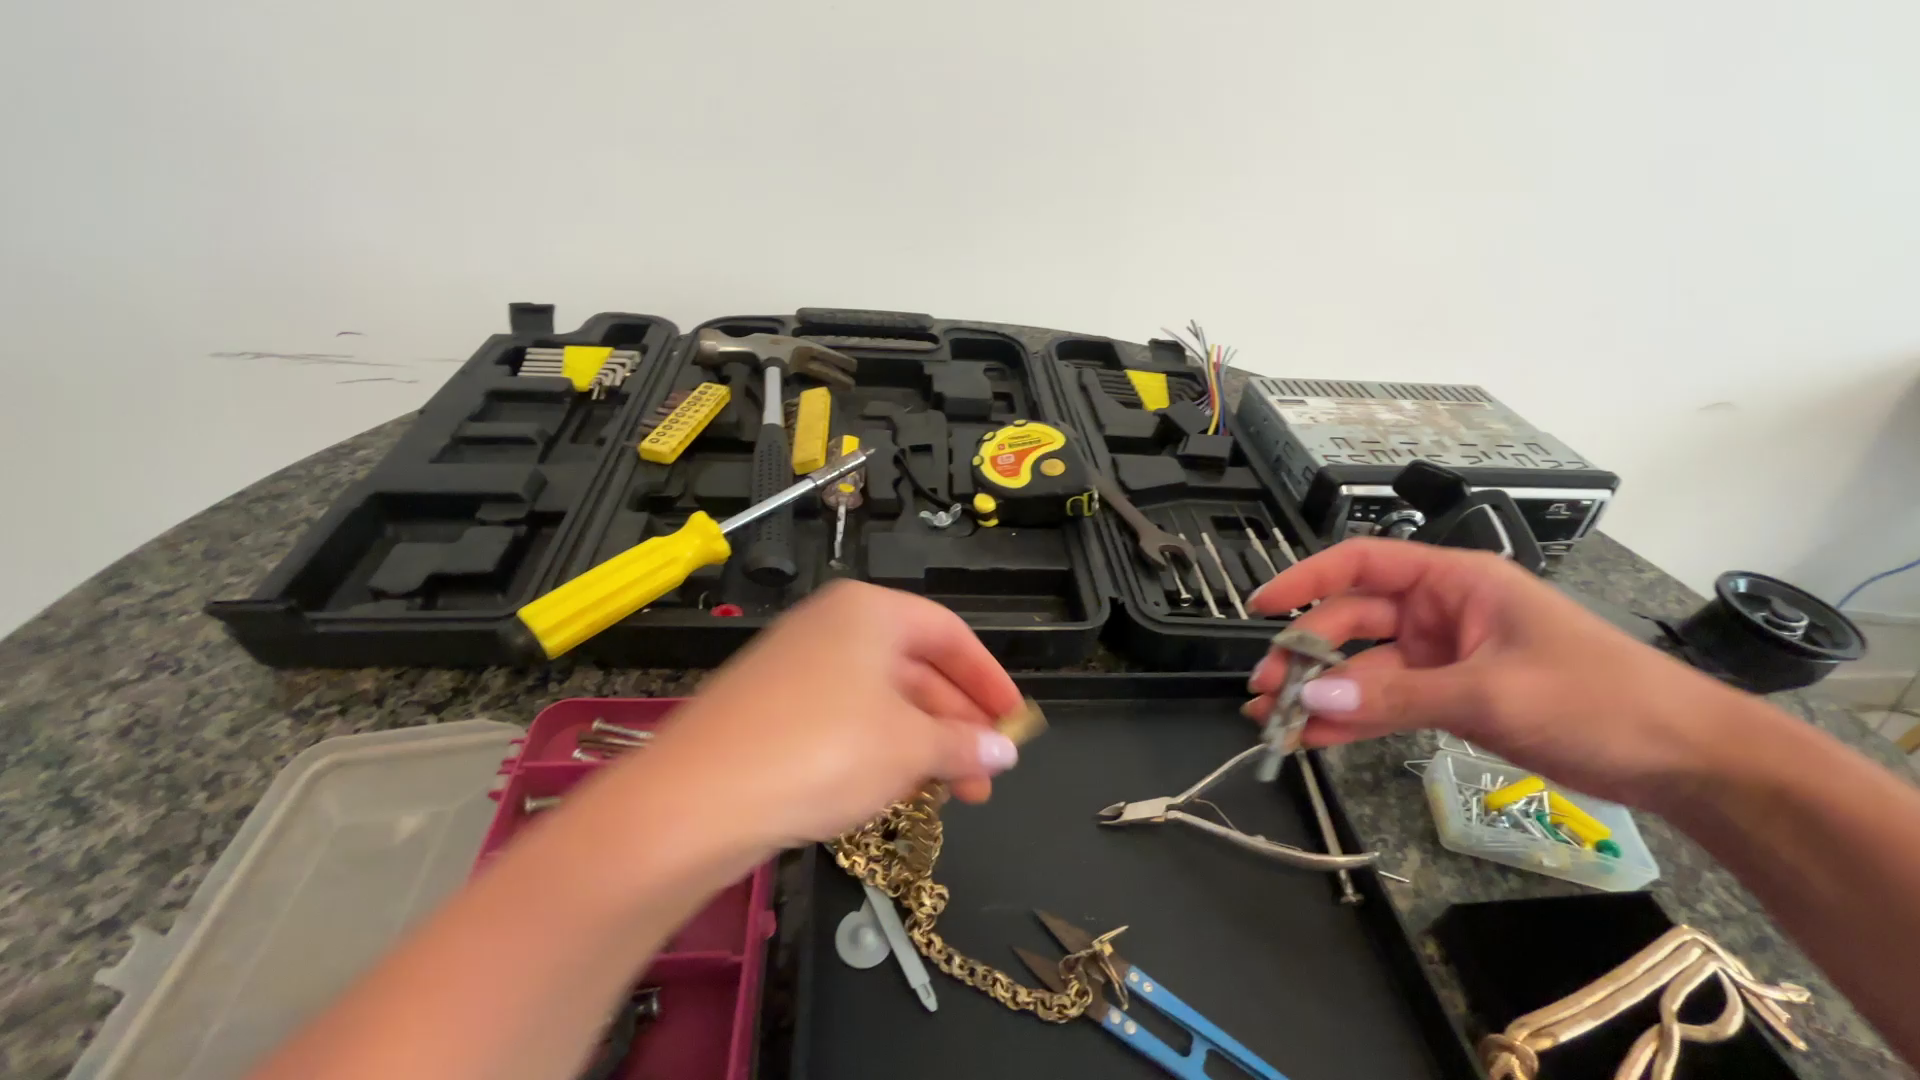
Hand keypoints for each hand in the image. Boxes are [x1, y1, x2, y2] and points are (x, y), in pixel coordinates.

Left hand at [630, 581, 1024, 849]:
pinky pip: (845, 721)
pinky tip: (897, 791)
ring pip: (882, 700)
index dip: (990, 679)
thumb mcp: (909, 748)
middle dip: (957, 723)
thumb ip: (965, 744)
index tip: (1016, 721)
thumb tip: (1004, 749)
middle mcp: (832, 627)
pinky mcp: (772, 709)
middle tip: (988, 772)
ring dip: (923, 744)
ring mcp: (797, 667)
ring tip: (953, 793)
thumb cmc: (821, 751)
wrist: (696, 800)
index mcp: (870, 612)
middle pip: (916, 667)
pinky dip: (881, 751)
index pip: (950, 634)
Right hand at [1243, 538, 1752, 807]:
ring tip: (1273, 724)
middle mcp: (1441, 612)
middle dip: (1307, 656)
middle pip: (1353, 623)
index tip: (1260, 607)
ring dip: (1322, 696)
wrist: (1686, 762)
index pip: (1361, 564)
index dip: (1305, 580)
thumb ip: (1395, 697)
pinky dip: (1353, 721)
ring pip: (1365, 671)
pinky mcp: (1453, 698)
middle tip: (1265, 692)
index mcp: (1455, 581)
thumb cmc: (1601, 700)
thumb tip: (1309, 699)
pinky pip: (1388, 704)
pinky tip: (1315, 740)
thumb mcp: (1491, 694)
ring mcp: (1444, 658)